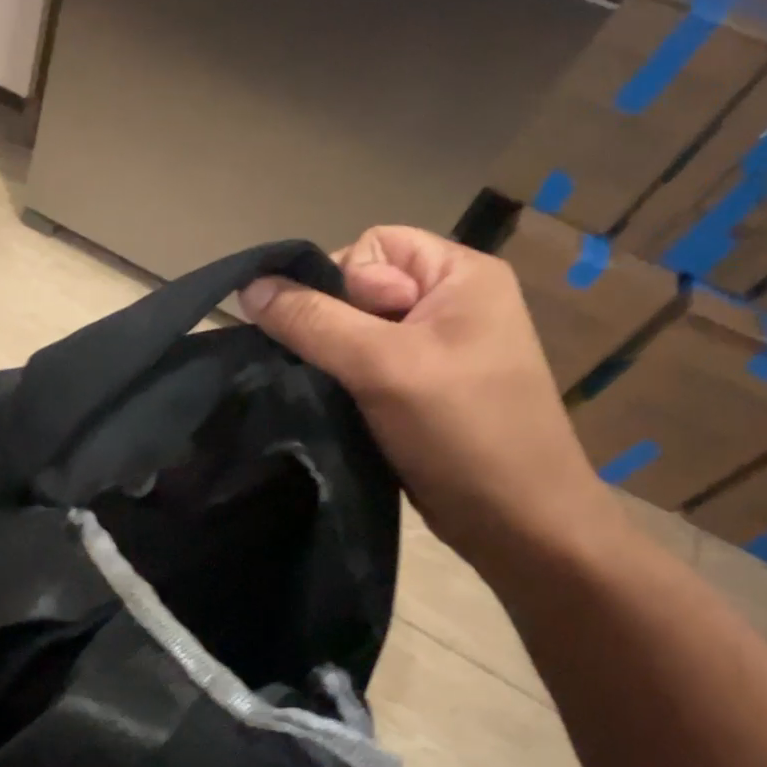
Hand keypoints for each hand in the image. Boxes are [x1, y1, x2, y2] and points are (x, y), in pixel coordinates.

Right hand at [239, 226, 622, 568]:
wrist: (517, 522)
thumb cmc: (463, 431)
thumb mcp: (383, 365)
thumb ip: (313, 321)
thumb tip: (248, 287)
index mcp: (461, 274)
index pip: (372, 245)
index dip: (344, 283)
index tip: (352, 337)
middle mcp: (450, 301)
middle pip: (358, 287)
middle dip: (335, 324)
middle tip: (350, 372)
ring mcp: (436, 348)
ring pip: (354, 331)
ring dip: (334, 359)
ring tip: (343, 395)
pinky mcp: (420, 388)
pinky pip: (363, 365)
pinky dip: (343, 382)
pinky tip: (343, 408)